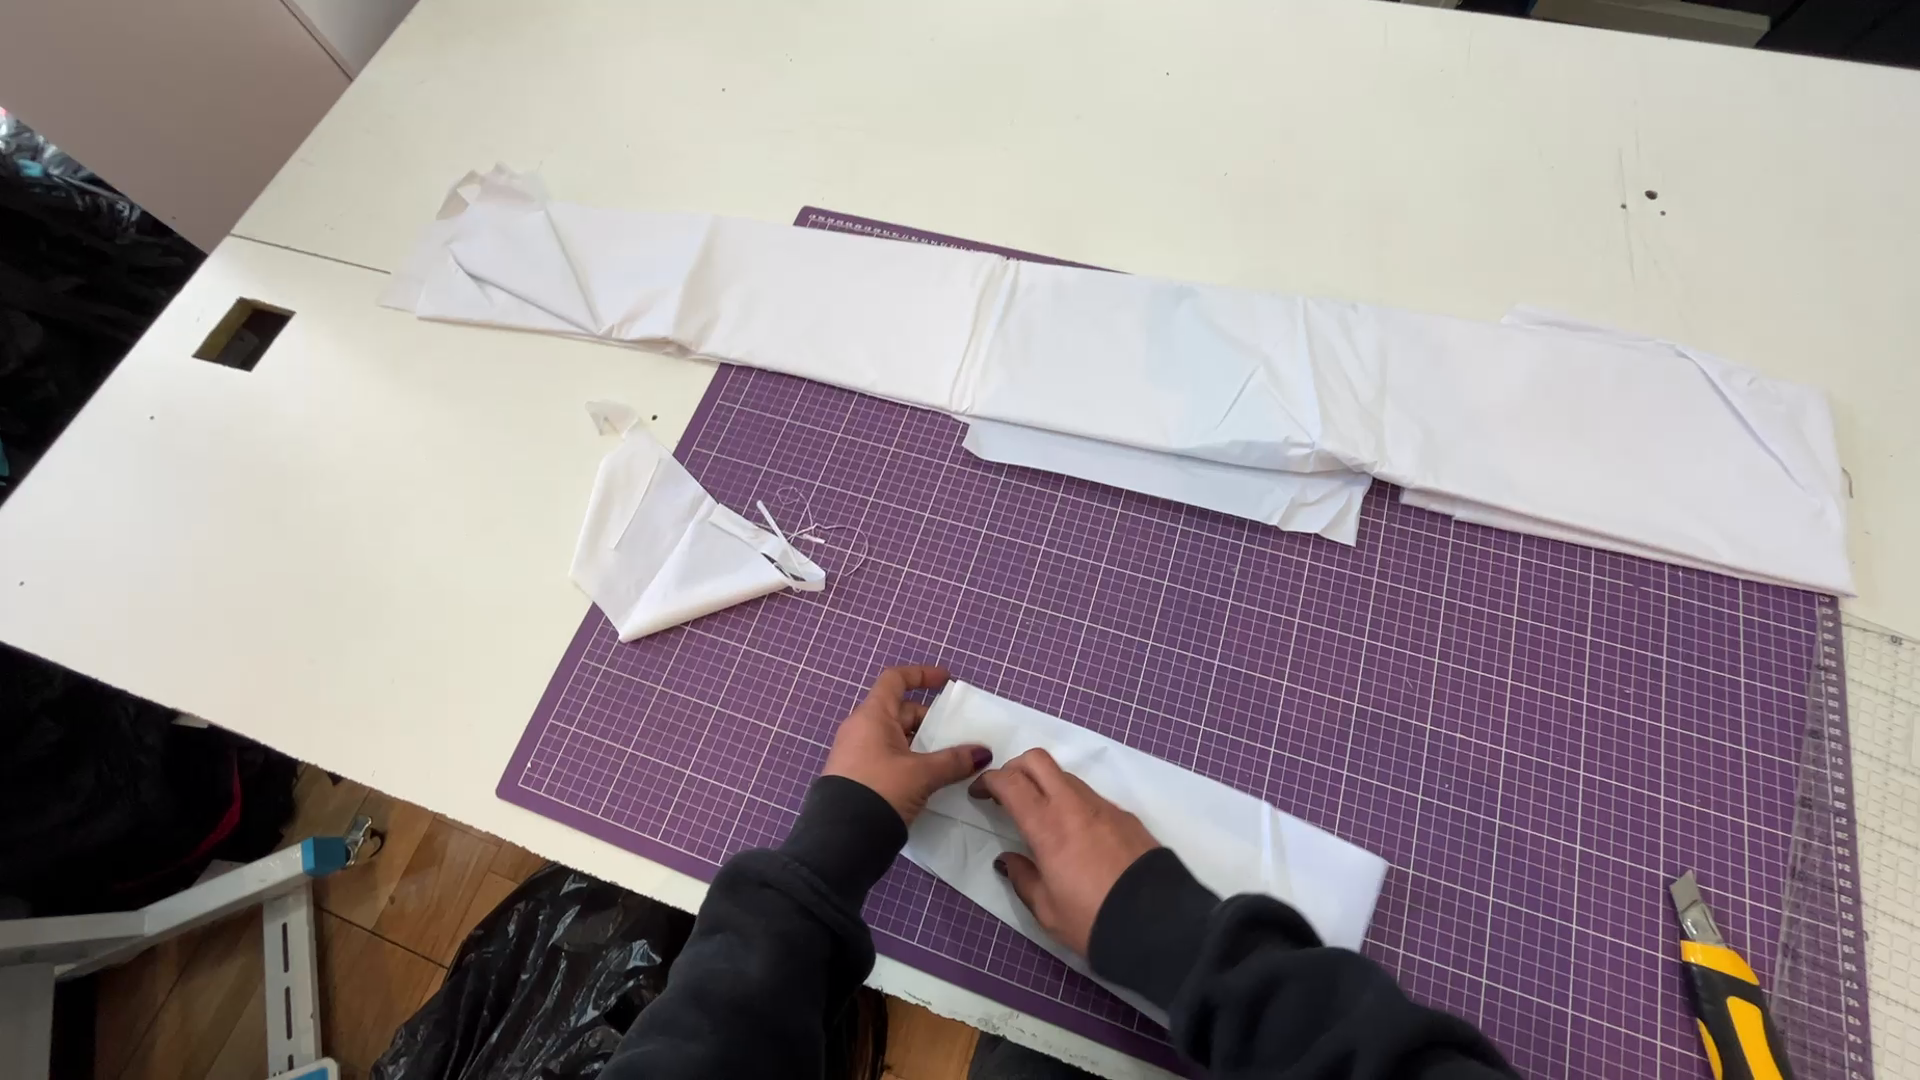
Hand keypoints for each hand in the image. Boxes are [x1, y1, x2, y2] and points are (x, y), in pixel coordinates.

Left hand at [823, 665, 991, 823]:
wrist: (840, 844)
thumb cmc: (879, 792)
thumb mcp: (921, 775)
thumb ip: (953, 761)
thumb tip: (983, 753)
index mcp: (872, 716)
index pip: (895, 679)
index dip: (921, 675)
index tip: (946, 681)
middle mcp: (862, 729)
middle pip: (900, 711)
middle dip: (931, 720)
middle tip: (958, 734)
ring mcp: (858, 754)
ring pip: (897, 737)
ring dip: (923, 744)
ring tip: (951, 759)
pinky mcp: (859, 778)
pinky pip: (890, 757)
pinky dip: (911, 761)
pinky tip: (932, 779)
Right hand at [969, 748, 1158, 955]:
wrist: (1161, 926)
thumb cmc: (1094, 921)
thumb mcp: (1047, 910)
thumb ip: (1023, 878)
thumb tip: (1008, 860)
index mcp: (1047, 826)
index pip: (1010, 782)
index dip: (989, 781)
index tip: (979, 793)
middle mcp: (1073, 805)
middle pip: (1037, 760)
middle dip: (1014, 767)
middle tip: (1005, 792)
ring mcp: (1102, 806)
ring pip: (1064, 775)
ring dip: (1044, 783)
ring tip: (1038, 813)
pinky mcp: (1124, 815)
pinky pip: (1088, 795)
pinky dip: (1070, 800)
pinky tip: (1072, 831)